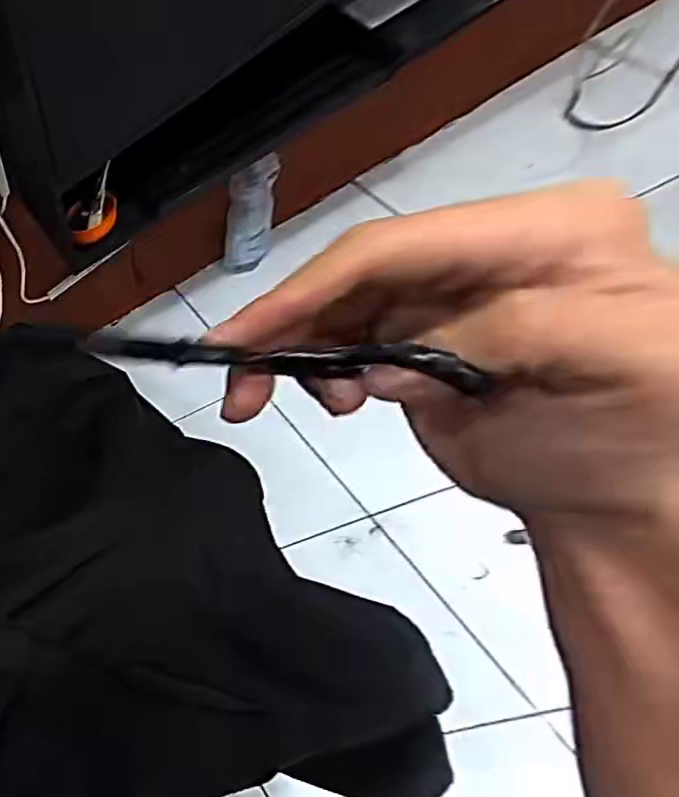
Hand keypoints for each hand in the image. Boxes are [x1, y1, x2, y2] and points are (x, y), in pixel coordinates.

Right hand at [208, 181, 678, 530]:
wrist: (615, 487)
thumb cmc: (636, 428)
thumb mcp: (612, 362)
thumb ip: (511, 332)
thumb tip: (395, 360)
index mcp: (546, 235)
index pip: (389, 248)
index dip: (300, 294)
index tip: (234, 344)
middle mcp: (485, 252)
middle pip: (341, 278)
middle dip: (278, 331)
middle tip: (237, 387)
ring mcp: (441, 295)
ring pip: (322, 310)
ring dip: (282, 357)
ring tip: (267, 403)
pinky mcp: (406, 335)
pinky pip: (327, 339)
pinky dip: (301, 371)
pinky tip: (327, 400)